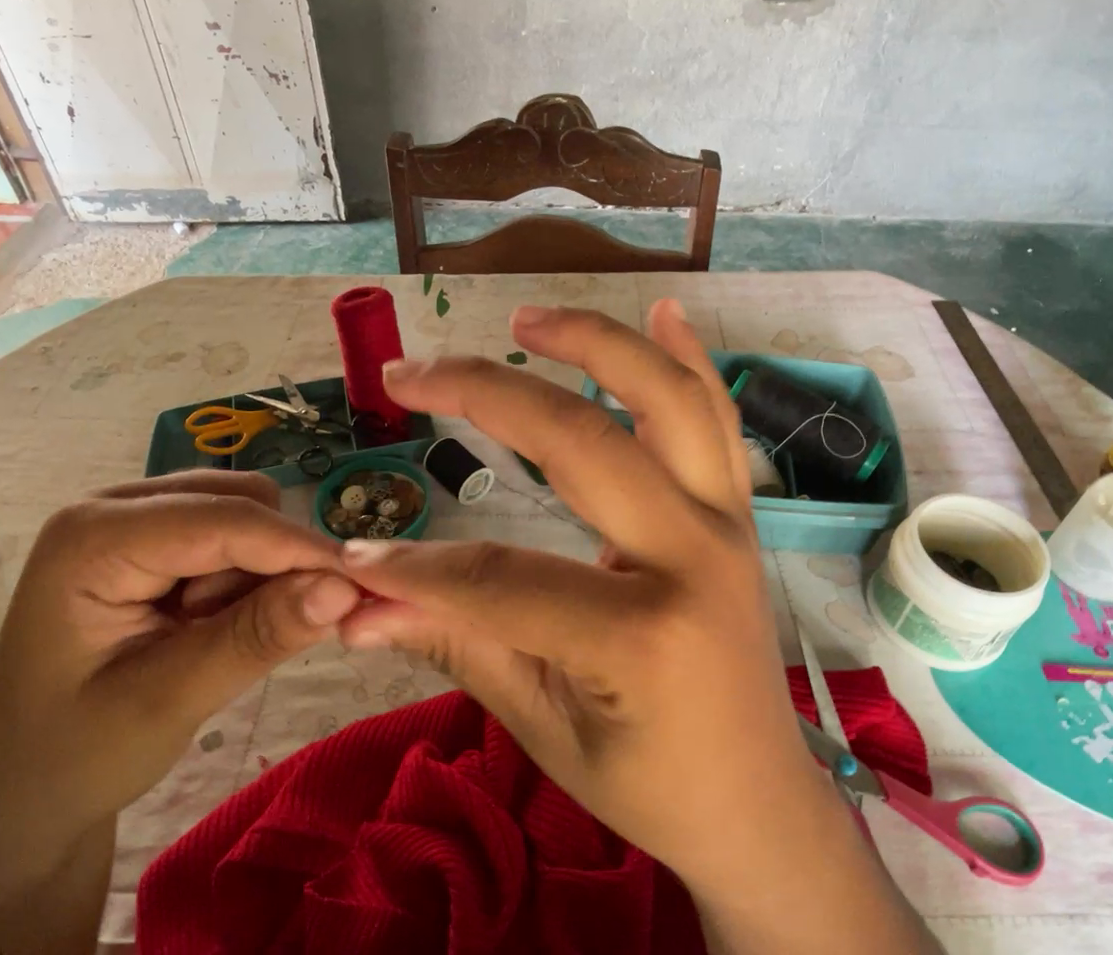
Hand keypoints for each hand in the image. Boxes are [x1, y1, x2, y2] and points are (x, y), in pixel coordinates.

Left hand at [0, 470, 359, 855]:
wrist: (26, 790)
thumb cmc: (78, 756)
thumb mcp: (170, 702)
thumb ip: (256, 638)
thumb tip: (344, 588)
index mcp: (92, 538)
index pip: (223, 519)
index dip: (298, 548)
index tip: (365, 587)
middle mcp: (110, 507)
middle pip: (237, 503)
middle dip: (271, 563)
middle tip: (257, 638)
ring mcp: (129, 519)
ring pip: (242, 514)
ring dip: (256, 573)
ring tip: (213, 638)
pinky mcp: (150, 539)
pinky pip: (229, 535)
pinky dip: (244, 578)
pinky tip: (209, 625)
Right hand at [336, 302, 934, 951]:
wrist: (759, 802)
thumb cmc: (652, 784)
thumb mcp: (545, 727)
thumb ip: (457, 646)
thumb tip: (355, 604)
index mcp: (644, 633)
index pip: (502, 576)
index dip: (416, 567)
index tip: (353, 558)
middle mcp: (696, 556)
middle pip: (583, 444)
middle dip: (484, 397)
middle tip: (409, 375)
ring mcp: (730, 526)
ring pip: (669, 402)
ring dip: (596, 345)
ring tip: (524, 318)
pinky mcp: (740, 517)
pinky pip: (719, 424)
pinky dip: (690, 362)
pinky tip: (663, 311)